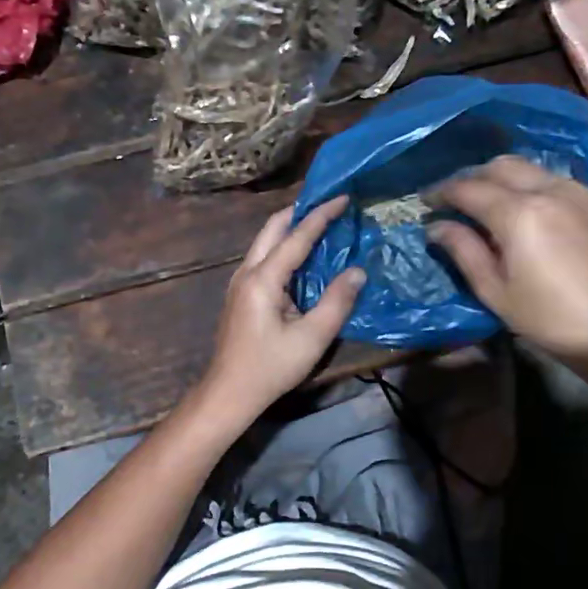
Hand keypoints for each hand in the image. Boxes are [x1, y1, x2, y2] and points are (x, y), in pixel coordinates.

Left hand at [192, 197, 366, 424]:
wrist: (230, 391)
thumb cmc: (270, 367)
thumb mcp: (312, 338)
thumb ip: (336, 302)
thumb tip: (358, 271)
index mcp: (262, 279)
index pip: (295, 237)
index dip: (321, 215)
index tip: (343, 197)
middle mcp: (246, 273)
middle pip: (272, 229)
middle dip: (300, 212)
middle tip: (329, 203)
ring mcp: (239, 283)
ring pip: (264, 242)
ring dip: (290, 229)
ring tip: (320, 223)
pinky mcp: (240, 294)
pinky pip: (263, 259)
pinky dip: (283, 248)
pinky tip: (303, 256)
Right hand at [428, 156, 587, 369]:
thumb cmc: (554, 321)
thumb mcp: (496, 292)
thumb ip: (464, 251)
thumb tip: (436, 227)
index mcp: (520, 214)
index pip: (469, 188)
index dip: (441, 192)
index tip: (425, 202)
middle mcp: (551, 190)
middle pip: (501, 165)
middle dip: (472, 178)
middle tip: (453, 201)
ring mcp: (581, 192)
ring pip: (531, 168)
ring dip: (502, 179)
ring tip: (486, 205)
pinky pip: (555, 180)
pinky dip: (530, 186)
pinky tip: (524, 211)